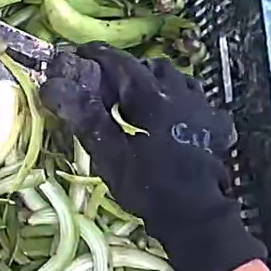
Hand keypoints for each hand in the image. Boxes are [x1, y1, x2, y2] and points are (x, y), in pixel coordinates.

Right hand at [41, 44, 265, 270]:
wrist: (195, 216)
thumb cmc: (148, 186)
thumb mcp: (109, 154)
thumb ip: (86, 117)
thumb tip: (55, 86)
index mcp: (151, 97)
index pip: (121, 63)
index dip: (99, 55)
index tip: (80, 53)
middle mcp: (180, 93)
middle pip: (150, 67)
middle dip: (127, 70)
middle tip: (108, 85)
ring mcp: (202, 108)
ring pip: (176, 79)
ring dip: (155, 82)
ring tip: (138, 99)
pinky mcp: (215, 125)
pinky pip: (195, 99)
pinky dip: (179, 100)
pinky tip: (171, 116)